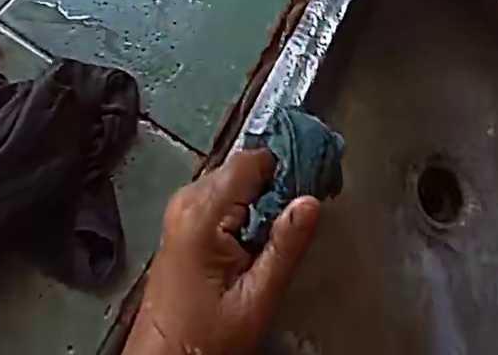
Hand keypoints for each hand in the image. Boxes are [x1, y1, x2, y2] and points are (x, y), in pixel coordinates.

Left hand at [125, 149, 320, 354]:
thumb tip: (312, 199)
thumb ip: (284, 248)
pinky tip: (259, 232)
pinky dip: (247, 205)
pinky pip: (225, 193)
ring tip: (283, 225)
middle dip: (277, 182)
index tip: (315, 182)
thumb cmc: (207, 340)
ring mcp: (183, 207)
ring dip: (263, 195)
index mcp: (203, 212)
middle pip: (246, 167)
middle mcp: (188, 198)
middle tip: (302, 210)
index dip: (287, 165)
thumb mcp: (254, 302)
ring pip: (237, 178)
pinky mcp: (184, 219)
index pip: (254, 160)